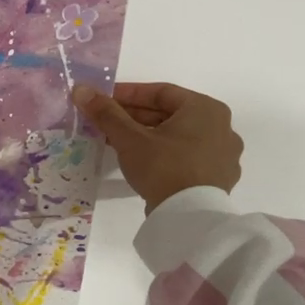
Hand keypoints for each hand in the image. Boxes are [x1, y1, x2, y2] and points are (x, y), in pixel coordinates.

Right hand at [71, 82, 242, 212]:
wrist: (190, 216)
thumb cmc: (163, 166)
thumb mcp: (129, 138)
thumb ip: (106, 113)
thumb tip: (80, 89)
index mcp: (205, 109)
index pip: (160, 92)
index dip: (127, 93)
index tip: (103, 100)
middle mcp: (221, 126)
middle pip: (170, 114)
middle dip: (134, 116)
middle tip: (105, 121)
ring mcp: (223, 153)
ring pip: (177, 135)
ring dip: (146, 134)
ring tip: (117, 141)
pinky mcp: (218, 176)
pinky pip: (186, 154)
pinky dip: (163, 152)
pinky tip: (141, 161)